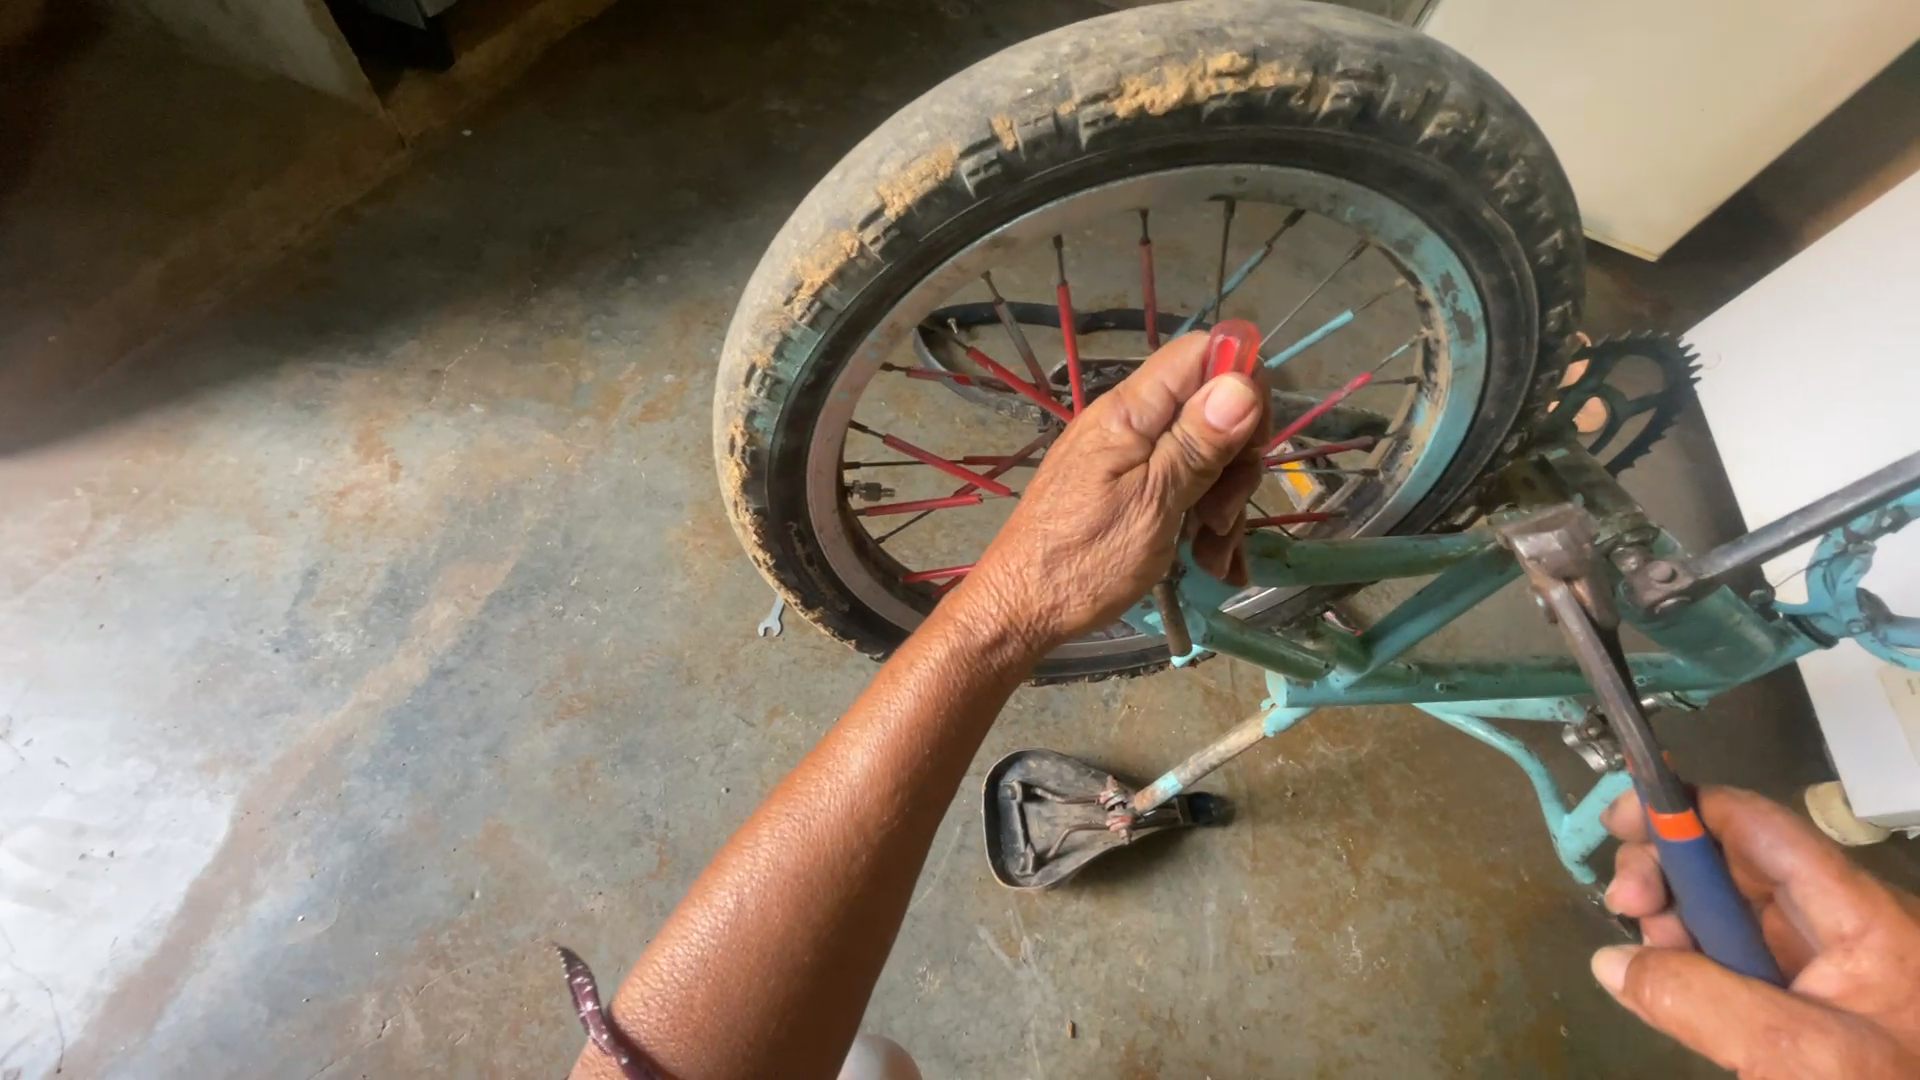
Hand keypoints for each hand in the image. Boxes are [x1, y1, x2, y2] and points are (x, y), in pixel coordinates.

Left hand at [961, 332, 1266, 648]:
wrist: (1021, 609)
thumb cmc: (1083, 562)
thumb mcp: (1154, 503)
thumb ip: (1197, 442)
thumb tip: (1245, 380)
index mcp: (1130, 412)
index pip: (1201, 353)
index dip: (1241, 383)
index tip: (1252, 443)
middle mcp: (1127, 425)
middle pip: (1209, 411)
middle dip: (1234, 464)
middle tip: (1221, 517)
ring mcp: (1125, 460)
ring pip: (1200, 459)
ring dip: (1220, 506)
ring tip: (1210, 556)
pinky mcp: (1123, 492)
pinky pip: (1177, 490)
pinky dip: (1198, 523)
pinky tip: (1206, 562)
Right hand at [1595, 786, 1919, 1077]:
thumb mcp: (1804, 1058)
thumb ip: (1700, 1000)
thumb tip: (1611, 962)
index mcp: (1863, 916)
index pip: (1756, 824)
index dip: (1680, 808)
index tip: (1617, 827)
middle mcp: (1839, 923)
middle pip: (1725, 858)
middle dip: (1660, 873)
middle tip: (1626, 908)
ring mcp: (1821, 960)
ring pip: (1716, 904)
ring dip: (1665, 920)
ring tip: (1654, 964)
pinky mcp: (1804, 994)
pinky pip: (1725, 951)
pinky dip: (1684, 959)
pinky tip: (1676, 990)